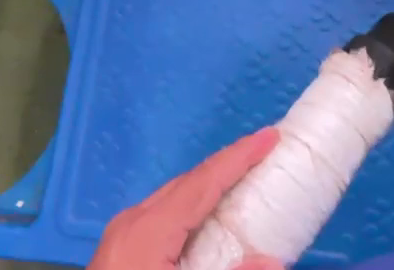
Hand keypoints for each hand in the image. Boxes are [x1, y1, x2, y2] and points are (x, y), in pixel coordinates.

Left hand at [90, 128, 284, 269]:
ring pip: (173, 198)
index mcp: (148, 230)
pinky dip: (191, 209)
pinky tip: (206, 221)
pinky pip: (162, 215)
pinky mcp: (118, 253)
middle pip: (188, 182)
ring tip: (243, 181)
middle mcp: (132, 222)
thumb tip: (275, 261)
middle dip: (227, 166)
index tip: (270, 136)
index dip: (239, 157)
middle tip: (264, 155)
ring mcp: (121, 237)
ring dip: (209, 187)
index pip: (203, 181)